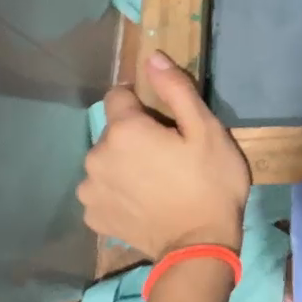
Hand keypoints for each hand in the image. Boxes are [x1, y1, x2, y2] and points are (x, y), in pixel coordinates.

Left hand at [78, 52, 251, 259]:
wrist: (199, 245)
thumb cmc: (211, 182)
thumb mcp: (207, 130)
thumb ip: (176, 90)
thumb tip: (151, 56)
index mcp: (124, 130)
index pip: (120, 95)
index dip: (146, 102)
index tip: (170, 120)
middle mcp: (96, 155)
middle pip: (114, 131)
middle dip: (138, 135)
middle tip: (173, 154)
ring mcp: (90, 189)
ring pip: (107, 160)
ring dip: (126, 163)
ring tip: (159, 180)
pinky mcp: (93, 215)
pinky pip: (104, 189)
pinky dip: (120, 190)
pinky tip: (146, 201)